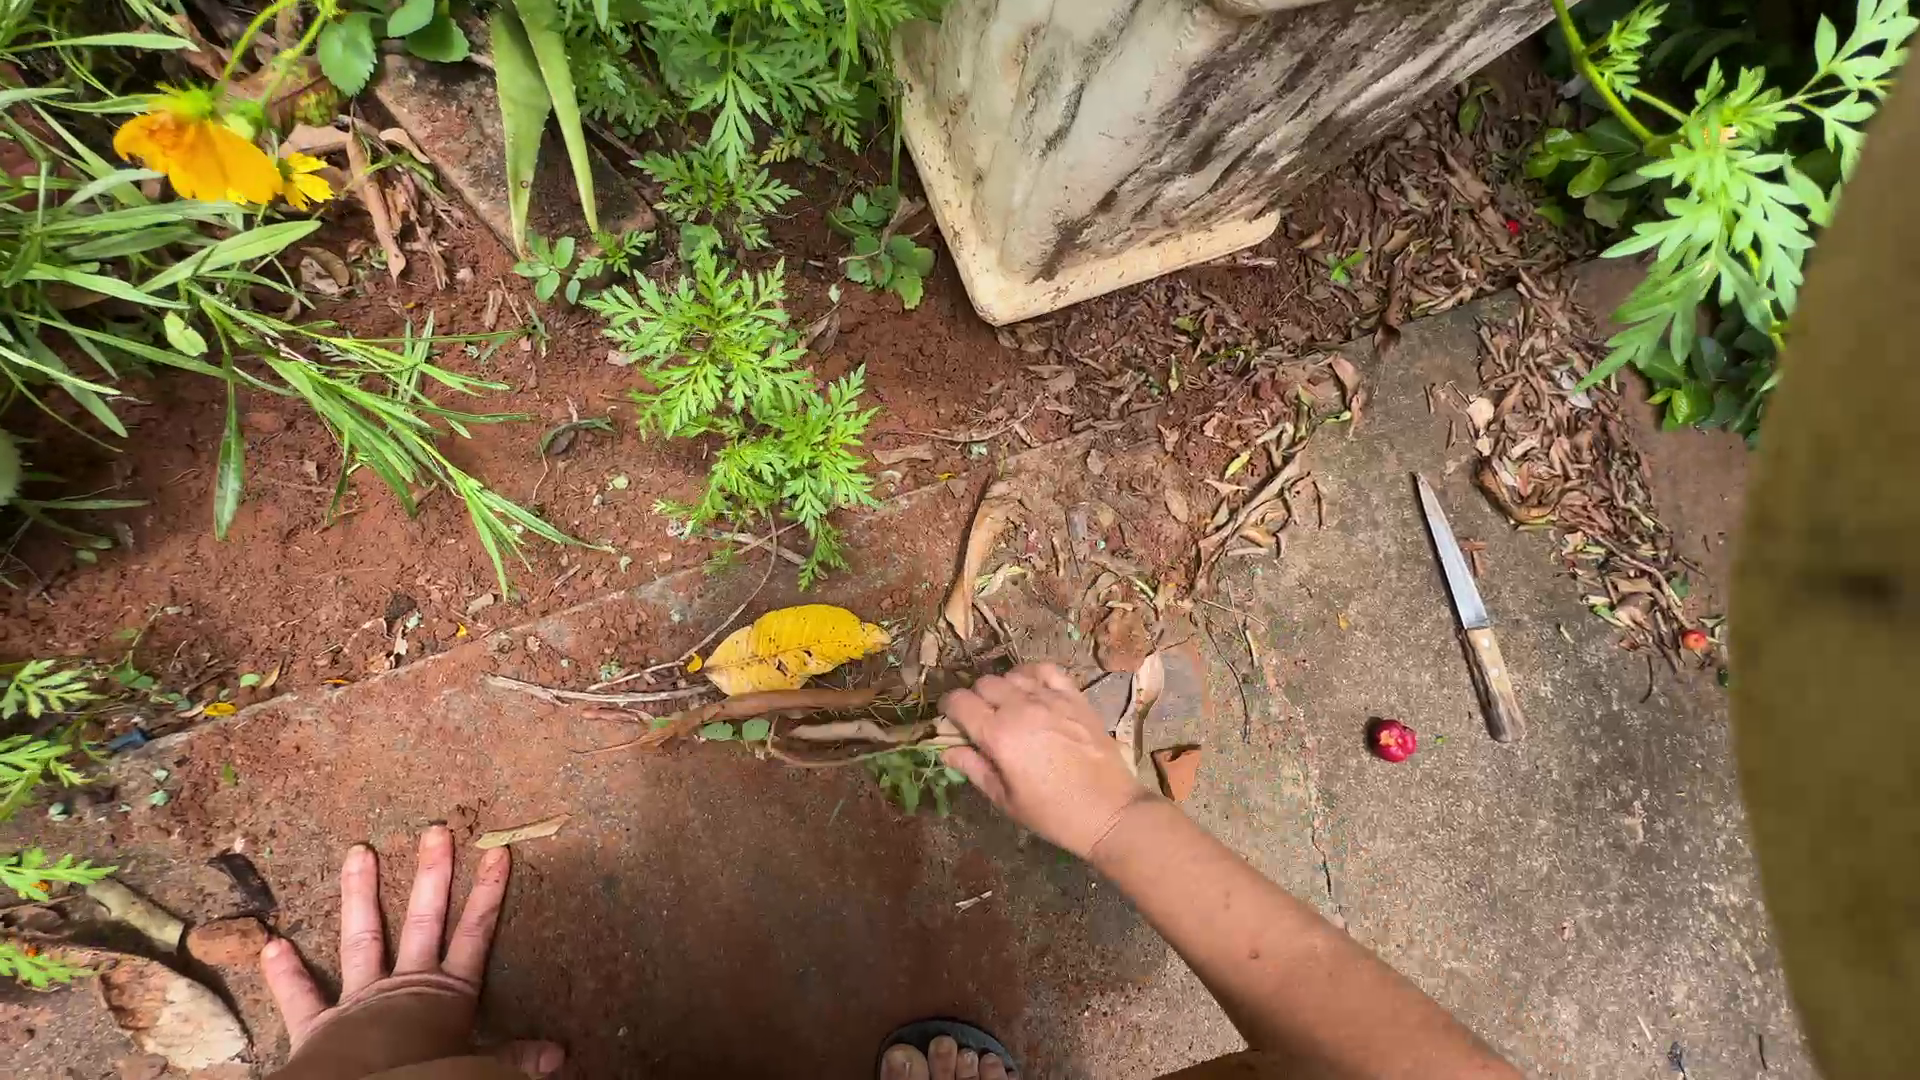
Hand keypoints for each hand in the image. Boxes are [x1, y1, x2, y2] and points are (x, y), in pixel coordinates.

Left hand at [258, 826, 562, 1077]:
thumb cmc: (428, 1075)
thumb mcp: (481, 1066)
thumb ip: (516, 1056)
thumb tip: (562, 1057)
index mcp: (450, 990)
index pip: (477, 930)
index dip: (490, 890)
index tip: (497, 851)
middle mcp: (408, 982)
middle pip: (424, 919)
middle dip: (432, 874)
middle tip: (434, 830)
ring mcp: (361, 998)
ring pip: (364, 937)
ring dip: (361, 894)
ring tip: (358, 852)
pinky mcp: (317, 1026)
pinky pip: (300, 998)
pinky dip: (286, 974)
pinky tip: (272, 945)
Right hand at [940, 663, 1156, 857]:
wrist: (1110, 811)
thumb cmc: (1053, 814)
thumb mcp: (1006, 800)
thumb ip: (974, 769)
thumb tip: (948, 750)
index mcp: (999, 735)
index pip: (959, 702)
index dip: (949, 708)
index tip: (951, 719)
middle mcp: (1021, 708)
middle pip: (984, 684)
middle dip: (975, 698)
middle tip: (982, 720)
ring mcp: (1050, 698)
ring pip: (1012, 675)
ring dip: (1003, 688)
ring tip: (1009, 708)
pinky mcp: (1074, 696)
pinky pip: (1046, 670)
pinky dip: (1032, 675)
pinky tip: (1033, 690)